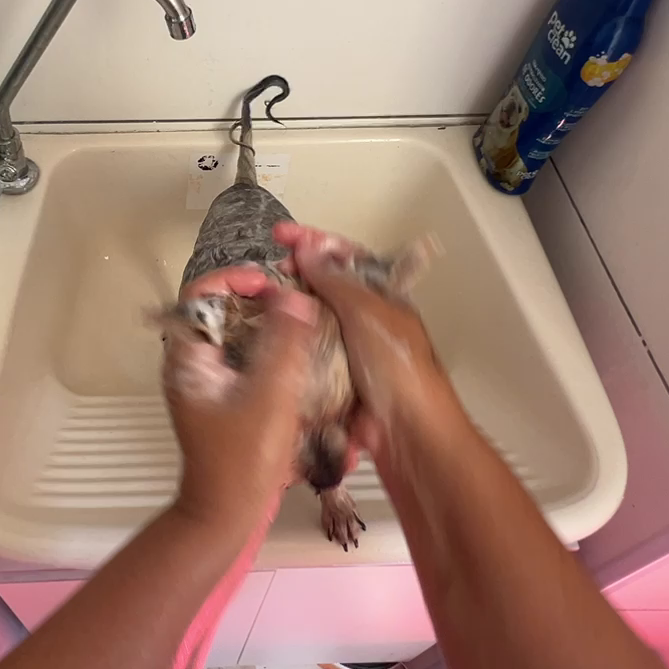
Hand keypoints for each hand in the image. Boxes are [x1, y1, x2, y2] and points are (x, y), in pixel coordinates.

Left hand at [162, 266, 318, 533]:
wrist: (225, 515)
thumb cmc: (242, 460)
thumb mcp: (270, 396)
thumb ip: (283, 343)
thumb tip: (294, 296)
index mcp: (188, 356)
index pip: (200, 294)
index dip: (233, 279)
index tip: (269, 284)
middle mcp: (190, 362)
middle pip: (217, 309)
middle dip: (254, 297)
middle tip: (290, 299)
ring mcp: (205, 380)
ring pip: (231, 332)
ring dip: (262, 320)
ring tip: (298, 318)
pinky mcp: (222, 395)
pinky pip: (241, 355)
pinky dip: (265, 345)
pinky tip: (295, 351)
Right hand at [272, 222, 458, 453]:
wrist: (407, 433)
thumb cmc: (399, 368)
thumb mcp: (366, 312)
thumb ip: (334, 280)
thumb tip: (307, 249)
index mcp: (380, 295)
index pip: (344, 256)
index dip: (314, 241)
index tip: (282, 235)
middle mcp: (363, 317)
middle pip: (323, 285)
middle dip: (295, 273)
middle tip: (269, 270)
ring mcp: (347, 347)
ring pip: (309, 317)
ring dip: (288, 307)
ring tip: (261, 299)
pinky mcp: (331, 375)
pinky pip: (303, 351)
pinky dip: (287, 342)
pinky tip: (267, 336)